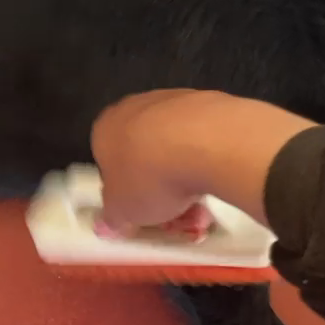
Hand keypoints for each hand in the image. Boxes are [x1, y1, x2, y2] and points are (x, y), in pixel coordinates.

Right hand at [90, 90, 320, 234]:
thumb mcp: (121, 212)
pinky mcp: (209, 102)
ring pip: (176, 149)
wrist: (206, 143)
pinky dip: (209, 162)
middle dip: (161, 191)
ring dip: (187, 181)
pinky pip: (203, 140)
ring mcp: (174, 102)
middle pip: (145, 157)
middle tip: (176, 218)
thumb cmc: (149, 176)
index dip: (126, 192)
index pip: (110, 163)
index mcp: (106, 129)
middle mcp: (135, 108)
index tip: (141, 213)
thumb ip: (113, 217)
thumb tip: (110, 222)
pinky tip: (218, 184)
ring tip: (204, 211)